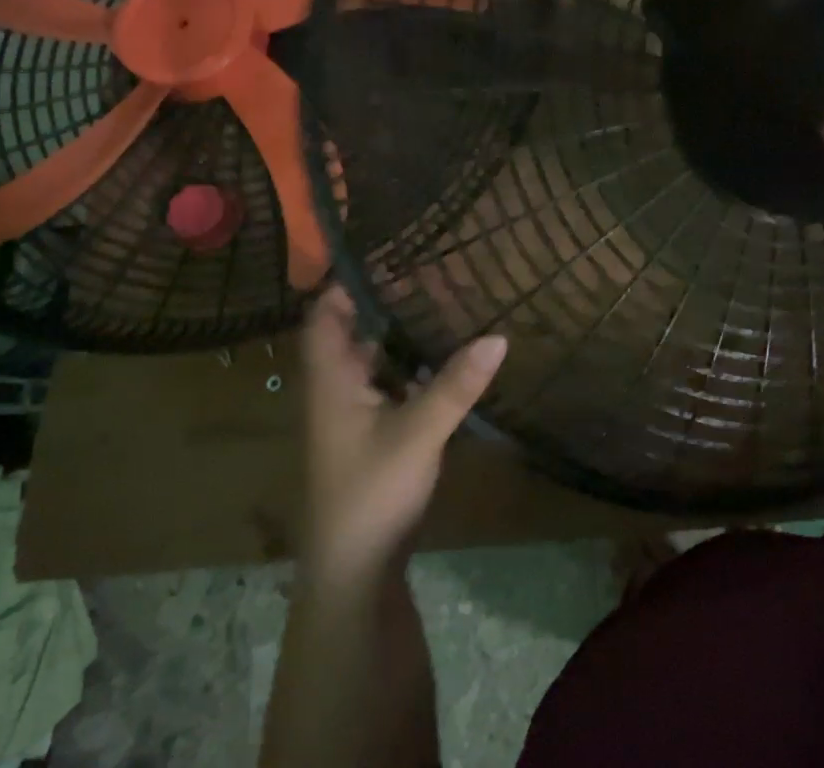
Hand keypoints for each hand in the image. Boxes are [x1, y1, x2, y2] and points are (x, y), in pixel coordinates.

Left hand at [299, 286, 506, 580]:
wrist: (355, 567)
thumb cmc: (371, 492)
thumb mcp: (418, 434)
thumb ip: (456, 384)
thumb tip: (499, 334)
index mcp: (331, 381)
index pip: (324, 317)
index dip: (346, 284)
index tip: (387, 255)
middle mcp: (338, 392)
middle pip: (353, 334)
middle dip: (387, 305)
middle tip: (433, 275)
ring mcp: (356, 417)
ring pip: (377, 363)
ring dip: (404, 338)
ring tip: (449, 306)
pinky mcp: (377, 438)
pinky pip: (394, 389)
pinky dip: (416, 370)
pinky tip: (452, 361)